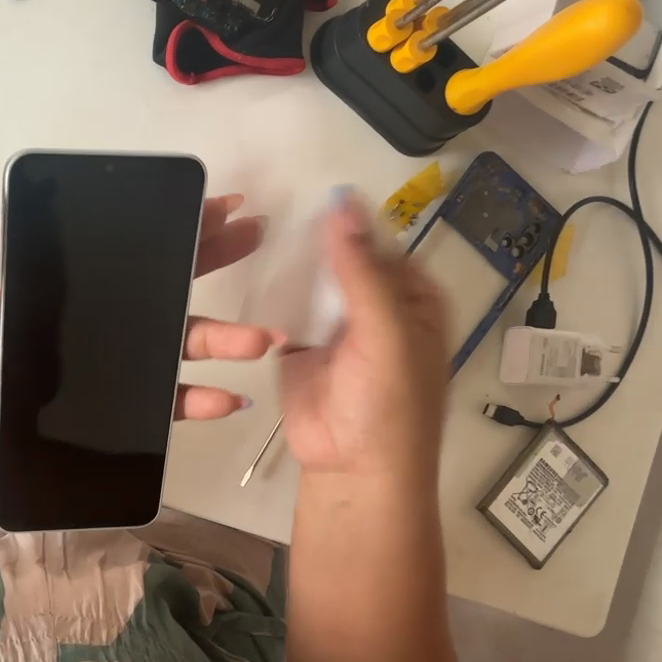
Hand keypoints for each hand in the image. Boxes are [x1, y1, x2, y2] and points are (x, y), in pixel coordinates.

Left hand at [0, 171, 280, 496]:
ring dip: (217, 339)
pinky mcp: (101, 422)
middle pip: (154, 291)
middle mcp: (80, 330)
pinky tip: (227, 398)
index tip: (208, 205)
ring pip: (168, 350)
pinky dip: (195, 403)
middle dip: (206, 262)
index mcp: (46, 296)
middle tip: (252, 236)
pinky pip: (157, 410)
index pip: (113, 253)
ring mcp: (95, 377)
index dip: (161, 229)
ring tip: (256, 338)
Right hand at [280, 194, 449, 482]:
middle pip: (341, 258)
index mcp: (411, 297)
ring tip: (255, 236)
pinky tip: (250, 275)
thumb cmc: (388, 403)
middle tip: (271, 212)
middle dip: (314, 241)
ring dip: (290, 266)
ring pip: (310, 282)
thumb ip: (360, 271)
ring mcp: (334, 327)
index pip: (380, 243)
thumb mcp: (384, 331)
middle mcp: (374, 305)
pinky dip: (270, 298)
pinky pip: (283, 312)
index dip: (351, 220)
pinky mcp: (298, 346)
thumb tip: (342, 204)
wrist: (353, 467)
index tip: (312, 194)